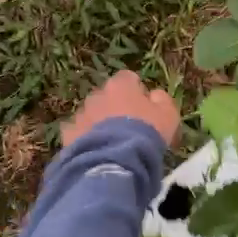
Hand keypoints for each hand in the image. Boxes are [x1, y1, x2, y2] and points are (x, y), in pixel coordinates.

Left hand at [61, 71, 178, 147]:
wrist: (118, 158)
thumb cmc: (146, 131)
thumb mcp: (168, 114)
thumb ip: (161, 99)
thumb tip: (154, 95)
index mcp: (121, 85)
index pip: (128, 78)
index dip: (137, 90)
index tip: (145, 105)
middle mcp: (97, 95)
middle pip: (107, 96)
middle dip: (115, 106)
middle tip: (128, 126)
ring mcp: (81, 114)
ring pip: (91, 114)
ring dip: (100, 122)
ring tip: (112, 141)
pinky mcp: (69, 133)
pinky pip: (78, 132)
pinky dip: (85, 138)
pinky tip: (97, 150)